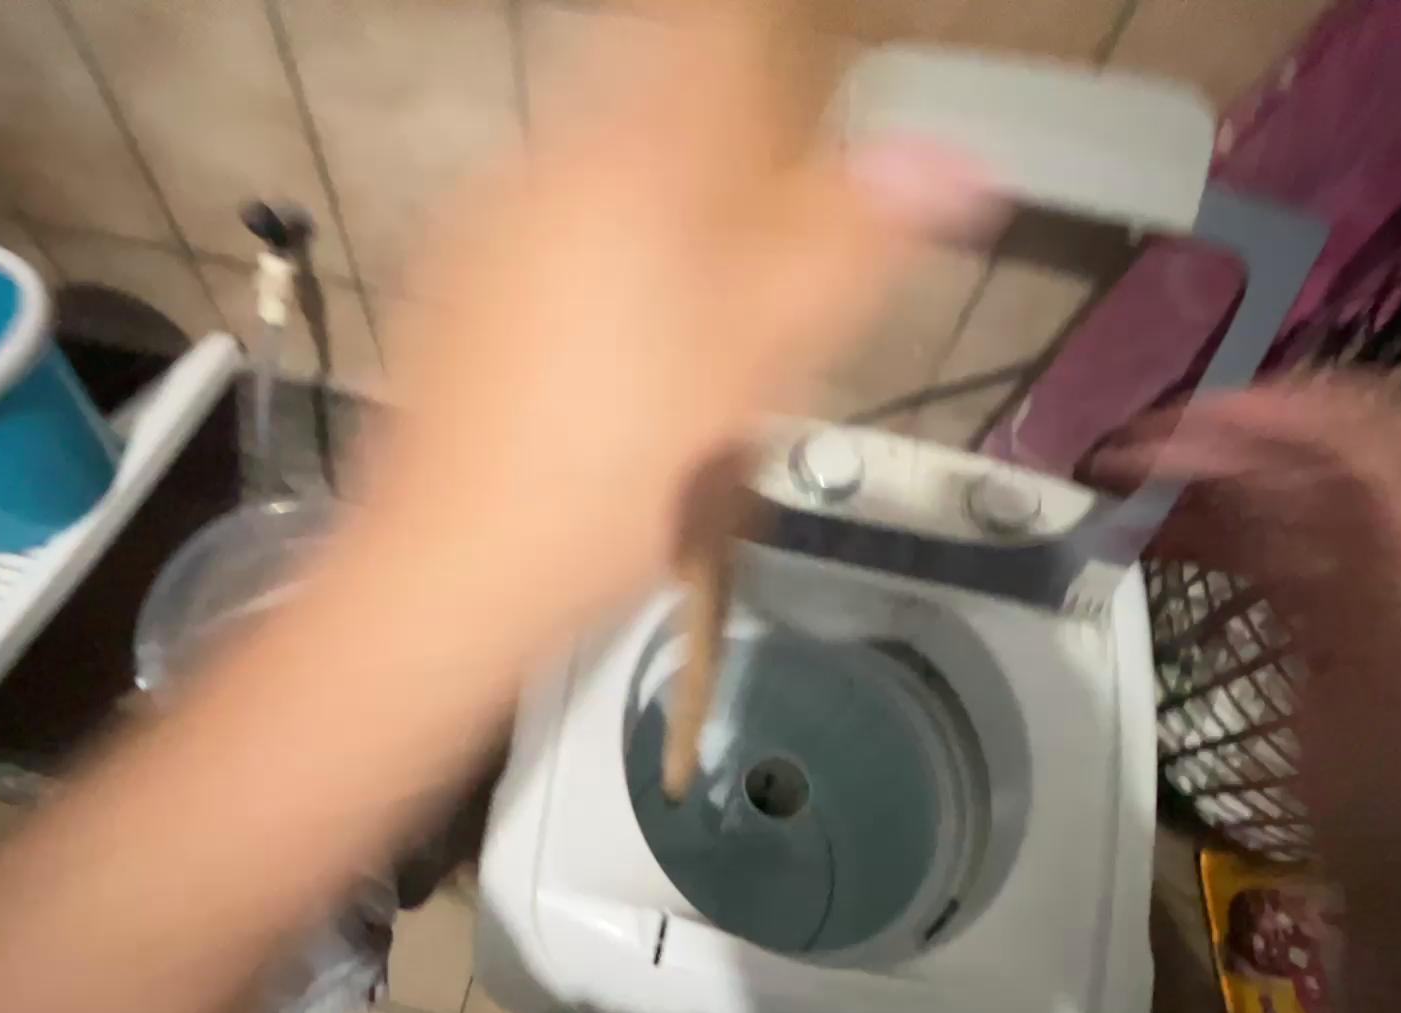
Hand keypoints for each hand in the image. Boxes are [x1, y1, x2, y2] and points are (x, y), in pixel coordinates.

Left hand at [351, 2, 990, 656]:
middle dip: (721, 190)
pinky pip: (541, 249)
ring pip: (598, 194)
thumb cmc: (612, 478)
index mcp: (622, 168)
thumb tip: (952, 163)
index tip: (796, 151)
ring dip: (659, 247)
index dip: (766, 69)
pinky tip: (600, 380)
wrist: (455, 572)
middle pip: (652, 122)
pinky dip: (593, 286)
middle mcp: (534, 173)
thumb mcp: (749, 368)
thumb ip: (844, 251)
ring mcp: (476, 234)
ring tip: (676, 362)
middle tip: (751, 301)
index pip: (702, 38)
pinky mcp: (447, 295)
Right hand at [1093, 372, 1400, 1012]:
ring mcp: (1387, 570)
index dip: (1295, 413)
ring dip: (1204, 480)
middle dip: (1228, 440)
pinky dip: (1207, 527)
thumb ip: (1380, 570)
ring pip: (1290, 492)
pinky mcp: (1336, 601)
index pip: (1400, 438)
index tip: (1188, 422)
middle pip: (1334, 453)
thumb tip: (1304, 476)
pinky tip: (1151, 528)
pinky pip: (1265, 539)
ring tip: (1123, 482)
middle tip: (1129, 452)